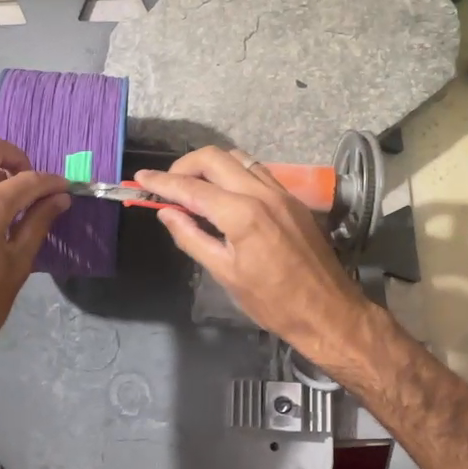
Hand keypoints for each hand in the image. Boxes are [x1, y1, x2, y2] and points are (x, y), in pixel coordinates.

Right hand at [135, 147, 372, 359]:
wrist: (327, 310)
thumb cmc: (272, 302)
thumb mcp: (225, 273)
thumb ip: (192, 238)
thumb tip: (167, 213)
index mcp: (242, 214)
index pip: (192, 188)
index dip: (162, 182)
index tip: (140, 180)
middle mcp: (262, 193)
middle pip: (214, 158)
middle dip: (184, 166)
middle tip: (167, 185)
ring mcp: (281, 193)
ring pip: (238, 159)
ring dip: (210, 166)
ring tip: (192, 188)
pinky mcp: (292, 199)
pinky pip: (256, 172)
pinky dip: (233, 173)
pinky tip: (223, 194)